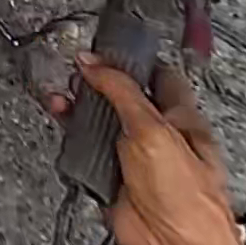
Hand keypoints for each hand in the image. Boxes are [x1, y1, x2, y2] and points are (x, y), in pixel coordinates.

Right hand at [77, 52, 238, 244]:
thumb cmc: (186, 202)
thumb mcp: (154, 131)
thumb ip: (121, 90)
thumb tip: (91, 61)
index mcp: (183, 123)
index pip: (160, 77)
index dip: (136, 57)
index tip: (110, 42)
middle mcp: (158, 135)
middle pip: (122, 92)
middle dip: (97, 78)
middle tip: (79, 69)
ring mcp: (131, 152)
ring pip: (97, 113)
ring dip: (76, 99)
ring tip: (63, 91)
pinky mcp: (107, 167)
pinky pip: (80, 136)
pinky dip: (65, 121)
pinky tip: (58, 112)